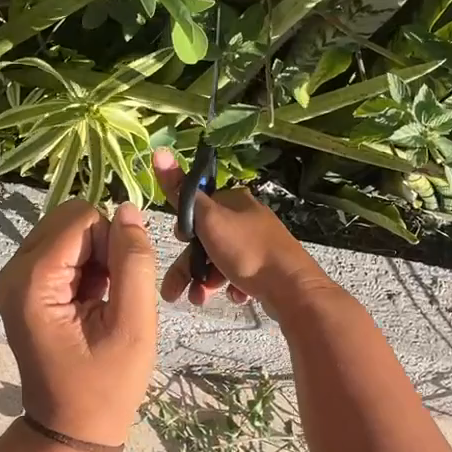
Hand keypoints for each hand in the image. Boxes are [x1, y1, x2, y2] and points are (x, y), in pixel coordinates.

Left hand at [0, 198, 158, 447]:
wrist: (72, 429)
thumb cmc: (106, 386)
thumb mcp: (133, 326)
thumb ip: (133, 262)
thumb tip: (128, 209)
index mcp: (32, 281)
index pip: (81, 218)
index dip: (111, 242)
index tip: (119, 286)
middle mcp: (14, 270)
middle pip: (69, 219)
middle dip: (101, 246)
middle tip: (110, 294)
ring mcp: (14, 277)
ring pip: (67, 230)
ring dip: (94, 256)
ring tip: (101, 301)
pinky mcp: (23, 284)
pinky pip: (60, 248)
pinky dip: (83, 266)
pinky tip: (91, 300)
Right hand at [153, 148, 332, 314]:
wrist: (292, 288)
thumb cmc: (246, 250)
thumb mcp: (208, 219)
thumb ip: (182, 192)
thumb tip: (159, 152)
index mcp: (234, 200)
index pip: (198, 209)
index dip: (184, 229)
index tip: (178, 246)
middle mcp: (247, 218)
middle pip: (207, 239)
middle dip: (189, 266)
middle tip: (176, 289)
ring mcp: (259, 244)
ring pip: (220, 260)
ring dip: (205, 281)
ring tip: (200, 300)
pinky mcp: (267, 268)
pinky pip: (239, 275)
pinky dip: (230, 286)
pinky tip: (234, 296)